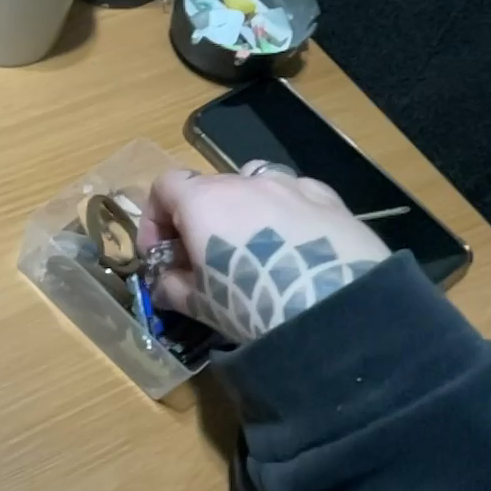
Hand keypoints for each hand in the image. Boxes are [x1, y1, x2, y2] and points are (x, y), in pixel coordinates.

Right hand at [138, 161, 391, 342]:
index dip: (154, 219)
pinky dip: (283, 214)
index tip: (160, 253)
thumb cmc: (250, 301)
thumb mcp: (198, 304)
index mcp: (203, 201)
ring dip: (241, 211)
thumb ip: (172, 287)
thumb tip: (164, 284)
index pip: (163, 186)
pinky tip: (292, 247)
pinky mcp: (327, 198)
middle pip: (207, 188)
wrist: (335, 308)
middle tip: (203, 260)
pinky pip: (293, 196)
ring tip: (251, 247)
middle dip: (197, 220)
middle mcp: (244, 182)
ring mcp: (289, 185)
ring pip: (252, 186)